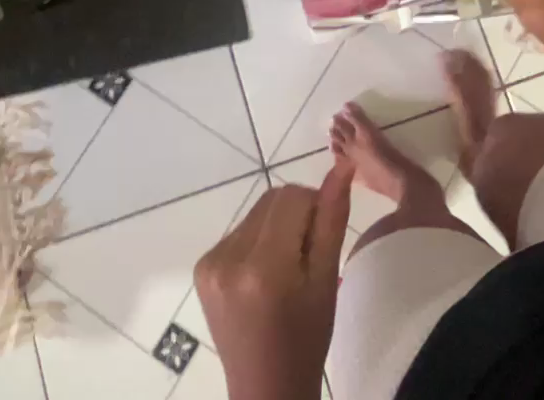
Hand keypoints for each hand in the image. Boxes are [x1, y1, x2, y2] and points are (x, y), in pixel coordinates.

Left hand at [194, 161, 353, 399]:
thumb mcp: (327, 280)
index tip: (322, 239)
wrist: (266, 388)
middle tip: (308, 256)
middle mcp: (228, 258)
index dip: (315, 208)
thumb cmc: (307, 338)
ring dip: (276, 227)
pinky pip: (239, 231)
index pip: (292, 197)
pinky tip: (264, 276)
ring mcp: (210, 263)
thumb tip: (342, 166)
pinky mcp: (202, 267)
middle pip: (272, 200)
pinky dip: (257, 241)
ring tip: (286, 269)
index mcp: (264, 266)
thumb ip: (332, 219)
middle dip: (296, 216)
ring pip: (256, 213)